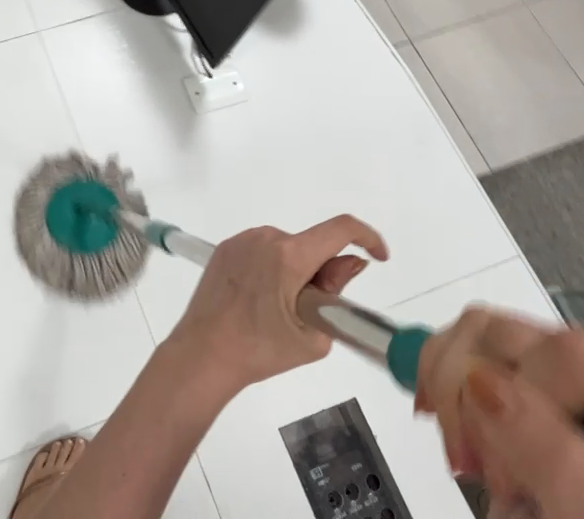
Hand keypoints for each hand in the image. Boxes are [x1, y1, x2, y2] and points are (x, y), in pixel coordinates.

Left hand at [167, 215, 388, 394]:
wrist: (204, 353)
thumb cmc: (261, 350)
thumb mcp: (313, 334)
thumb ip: (336, 292)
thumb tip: (350, 263)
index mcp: (289, 255)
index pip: (340, 229)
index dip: (367, 238)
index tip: (378, 258)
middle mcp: (265, 237)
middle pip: (310, 246)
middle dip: (320, 272)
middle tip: (308, 312)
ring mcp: (241, 241)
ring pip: (285, 249)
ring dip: (293, 271)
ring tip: (275, 312)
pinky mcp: (224, 250)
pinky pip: (261, 252)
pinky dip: (270, 270)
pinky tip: (258, 301)